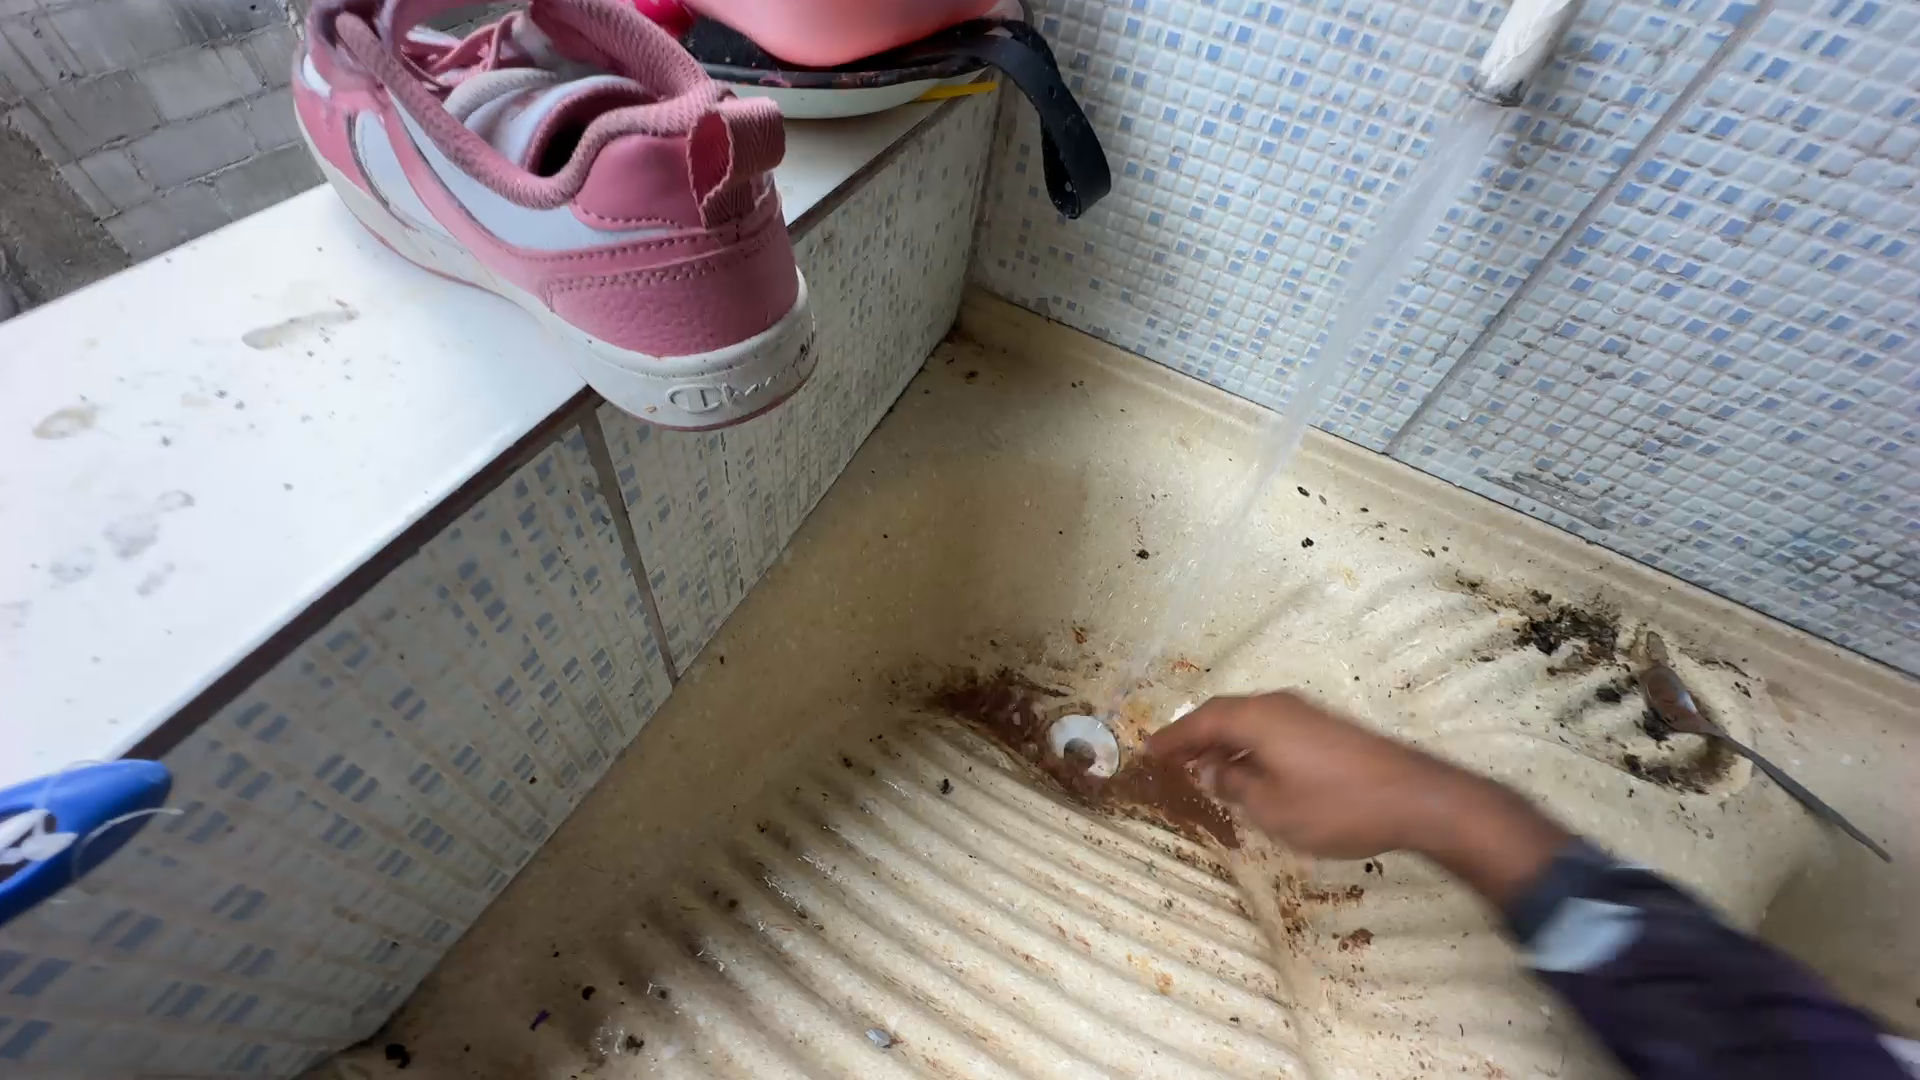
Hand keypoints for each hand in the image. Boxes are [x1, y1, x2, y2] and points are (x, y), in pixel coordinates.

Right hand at [1145, 691, 1570, 903]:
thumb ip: (1235, 786)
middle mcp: (1276, 706)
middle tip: (1172, 758)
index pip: (1199, 722)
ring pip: (1248, 721)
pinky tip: (1252, 770)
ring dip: (1222, 741)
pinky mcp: (1325, 728)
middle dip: (1194, 736)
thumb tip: (1214, 771)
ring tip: (1206, 766)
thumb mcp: (1273, 807)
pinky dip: (1249, 744)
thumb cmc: (1336, 805)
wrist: (1419, 798)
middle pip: (1222, 715)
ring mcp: (1304, 713)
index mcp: (1255, 718)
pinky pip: (1270, 728)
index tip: (1147, 751)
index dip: (1171, 738)